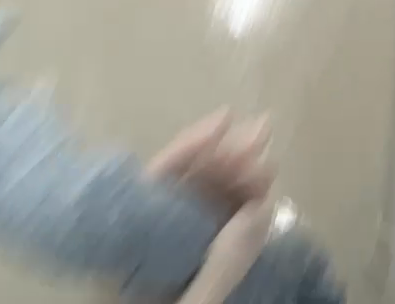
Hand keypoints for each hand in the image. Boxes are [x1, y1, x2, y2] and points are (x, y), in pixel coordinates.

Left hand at [124, 110, 276, 303]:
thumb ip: (220, 269)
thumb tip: (258, 211)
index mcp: (124, 264)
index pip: (153, 190)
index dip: (187, 152)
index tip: (224, 121)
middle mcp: (144, 255)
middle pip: (182, 191)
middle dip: (224, 159)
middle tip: (264, 134)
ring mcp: (170, 263)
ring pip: (203, 207)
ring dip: (238, 177)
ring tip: (269, 157)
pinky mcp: (193, 273)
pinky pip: (215, 231)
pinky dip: (239, 208)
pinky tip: (259, 194)